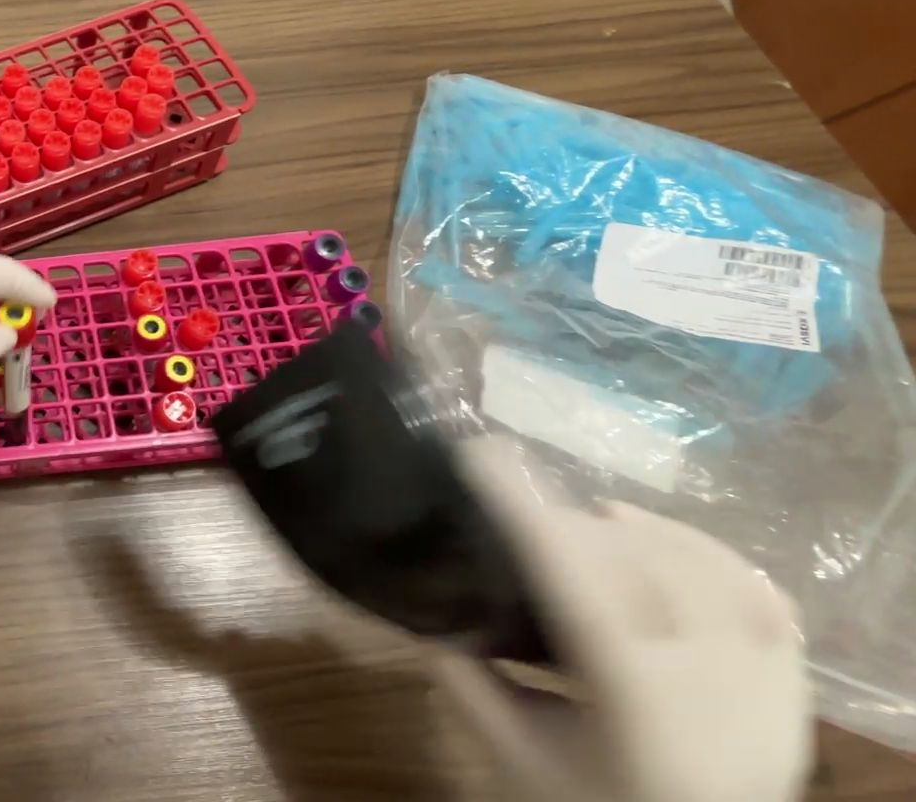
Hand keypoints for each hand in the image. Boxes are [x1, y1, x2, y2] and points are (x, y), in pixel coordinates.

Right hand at [431, 440, 812, 801]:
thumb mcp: (512, 755)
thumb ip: (464, 681)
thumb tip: (424, 610)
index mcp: (638, 710)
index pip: (580, 591)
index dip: (531, 516)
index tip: (484, 457)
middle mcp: (714, 689)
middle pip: (635, 565)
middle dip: (565, 522)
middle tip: (512, 509)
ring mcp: (764, 684)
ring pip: (694, 565)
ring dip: (624, 529)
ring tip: (575, 523)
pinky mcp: (789, 683)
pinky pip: (752, 588)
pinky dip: (696, 546)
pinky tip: (647, 536)